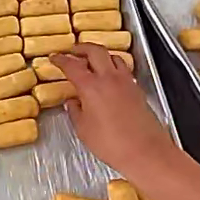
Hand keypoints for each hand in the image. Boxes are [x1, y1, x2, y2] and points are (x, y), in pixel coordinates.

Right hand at [52, 44, 179, 178]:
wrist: (145, 151)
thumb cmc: (111, 143)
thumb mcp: (83, 129)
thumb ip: (75, 112)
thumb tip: (72, 103)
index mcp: (91, 86)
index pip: (72, 65)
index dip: (60, 59)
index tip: (54, 58)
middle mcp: (109, 78)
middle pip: (95, 51)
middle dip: (82, 48)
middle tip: (73, 51)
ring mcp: (126, 82)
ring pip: (112, 56)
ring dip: (100, 54)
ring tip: (92, 61)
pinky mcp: (137, 90)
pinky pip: (123, 69)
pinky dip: (113, 66)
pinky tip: (110, 77)